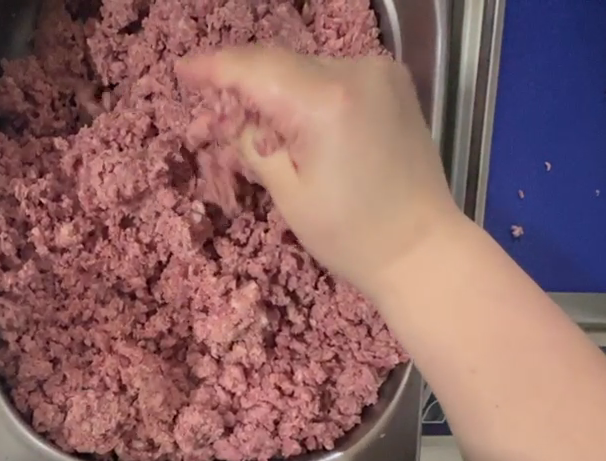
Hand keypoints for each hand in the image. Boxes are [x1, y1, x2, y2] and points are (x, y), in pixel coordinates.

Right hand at [178, 46, 464, 297]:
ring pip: (308, 72)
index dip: (216, 68)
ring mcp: (380, 73)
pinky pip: (335, 81)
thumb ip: (257, 147)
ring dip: (279, 95)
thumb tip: (237, 122)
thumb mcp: (290, 196)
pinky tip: (300, 129)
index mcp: (326, 101)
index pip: (257, 68)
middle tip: (217, 116)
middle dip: (246, 87)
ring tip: (261, 133)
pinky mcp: (393, 85)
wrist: (421, 248)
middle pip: (282, 66)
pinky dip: (310, 98)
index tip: (183, 71)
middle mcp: (356, 70)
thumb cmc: (351, 237)